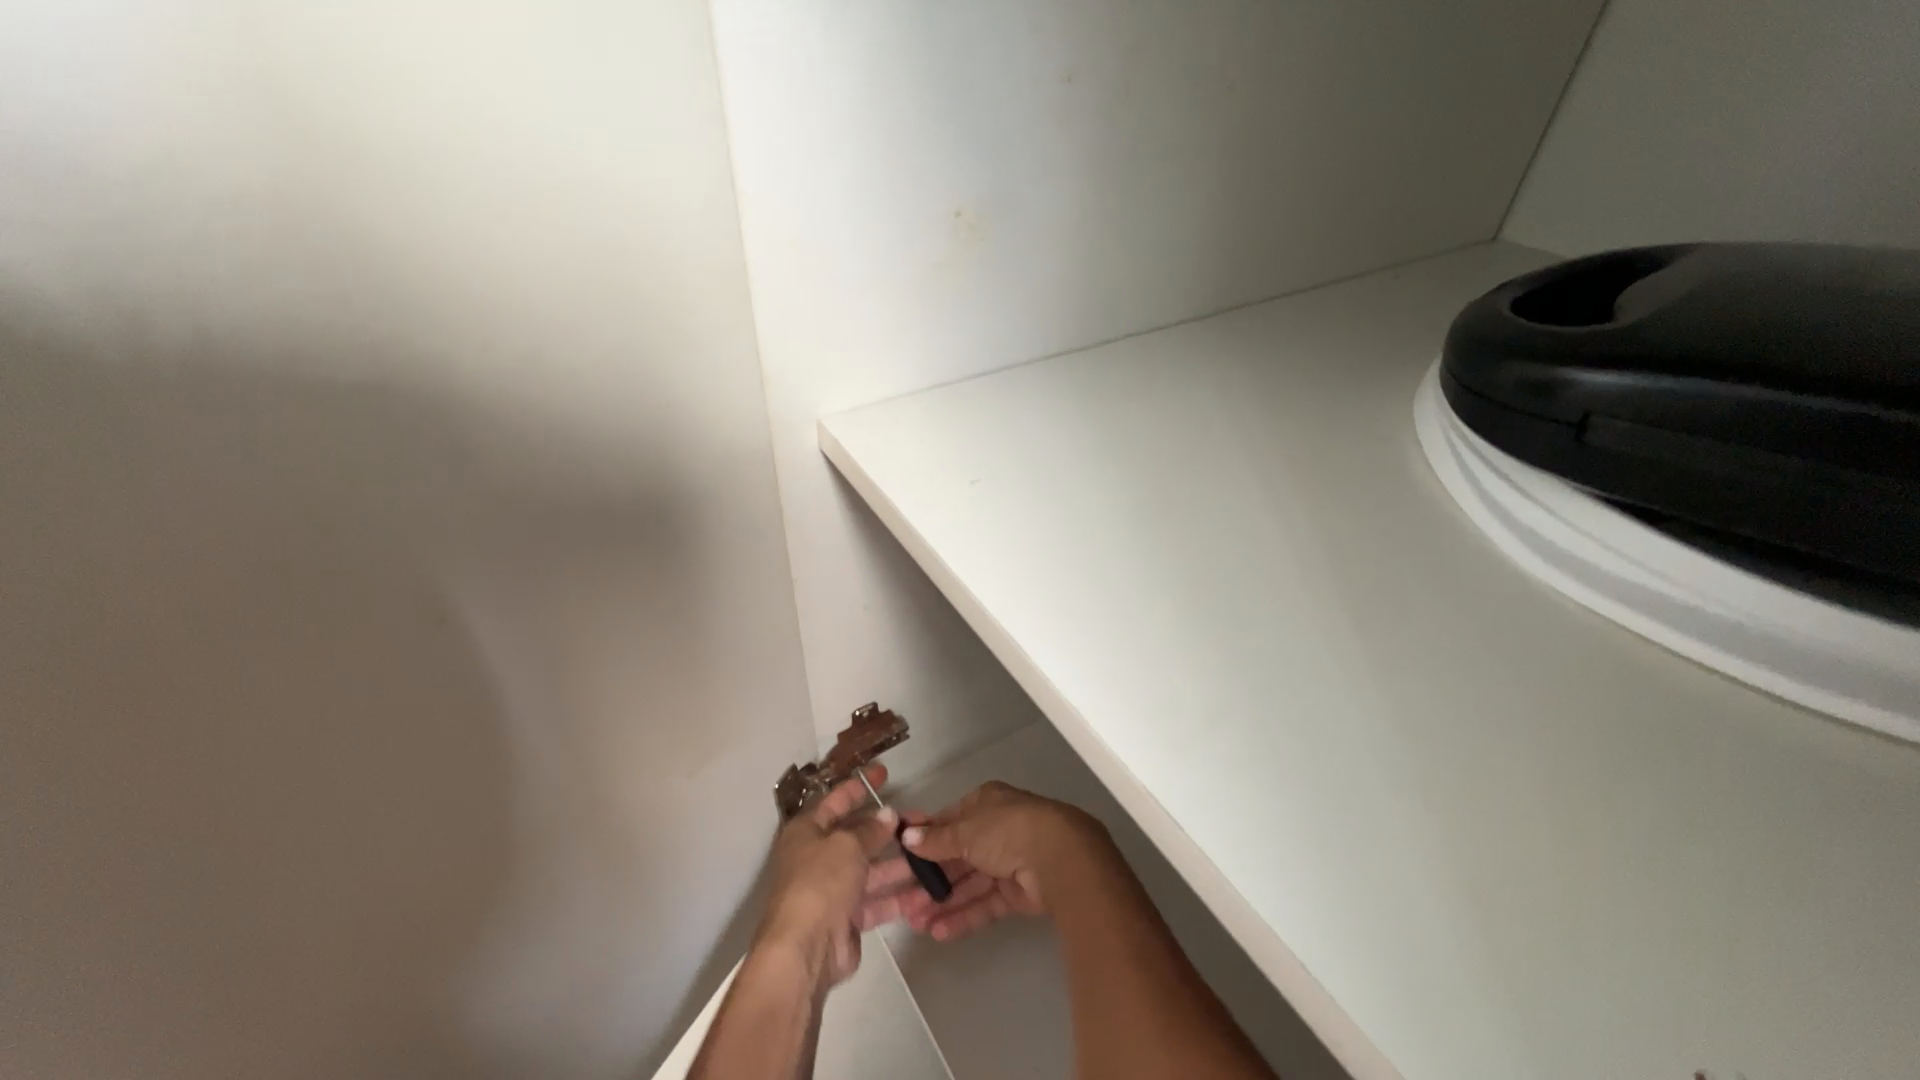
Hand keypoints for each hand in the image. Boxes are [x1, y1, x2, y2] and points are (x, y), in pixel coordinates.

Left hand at [754, 764, 918, 989]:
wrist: (804, 950)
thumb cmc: (820, 883)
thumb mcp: (847, 845)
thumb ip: (870, 829)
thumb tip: (888, 815)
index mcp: (806, 832)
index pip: (834, 801)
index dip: (858, 786)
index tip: (883, 774)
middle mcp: (817, 858)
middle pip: (856, 837)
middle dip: (887, 831)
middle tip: (920, 822)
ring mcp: (832, 890)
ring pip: (871, 871)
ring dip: (899, 866)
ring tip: (932, 857)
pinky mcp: (847, 919)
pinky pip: (877, 901)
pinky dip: (899, 897)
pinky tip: (927, 892)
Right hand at [887, 781, 1111, 941]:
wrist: (1059, 858)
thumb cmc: (1007, 831)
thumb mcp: (965, 831)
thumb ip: (936, 839)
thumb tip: (906, 837)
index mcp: (986, 804)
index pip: (949, 822)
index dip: (926, 841)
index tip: (901, 859)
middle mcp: (997, 830)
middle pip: (958, 857)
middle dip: (931, 880)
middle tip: (903, 903)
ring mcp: (1009, 863)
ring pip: (970, 884)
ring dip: (943, 903)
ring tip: (915, 924)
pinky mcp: (1019, 893)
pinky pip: (986, 904)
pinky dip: (964, 916)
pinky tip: (939, 932)